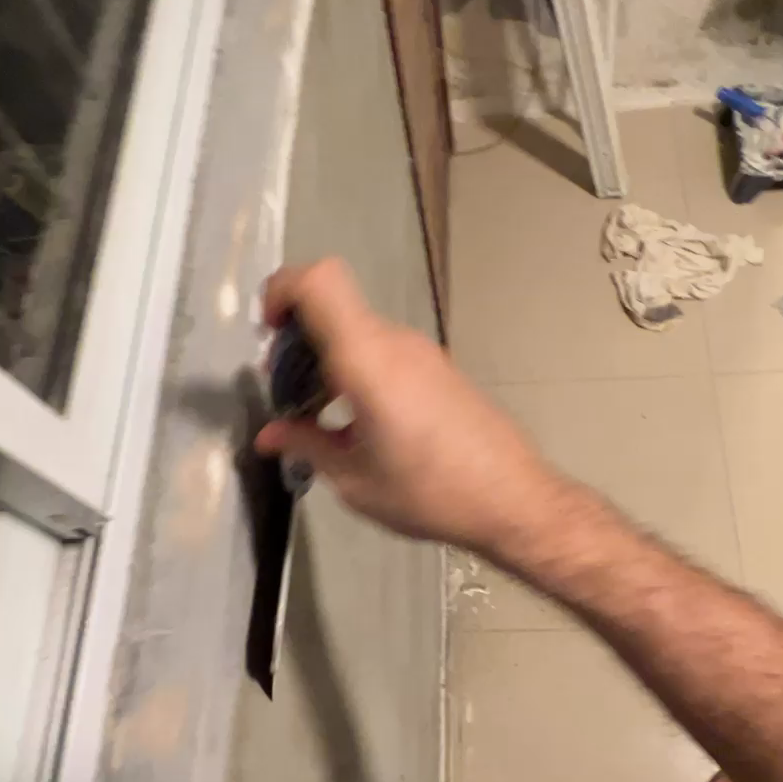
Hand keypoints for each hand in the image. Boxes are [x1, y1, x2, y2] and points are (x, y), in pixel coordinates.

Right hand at [254, 258, 561, 553]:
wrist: (513, 500)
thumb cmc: (430, 493)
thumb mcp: (356, 480)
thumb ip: (307, 447)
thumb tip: (271, 435)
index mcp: (369, 360)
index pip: (318, 281)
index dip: (281, 292)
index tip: (269, 338)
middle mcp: (397, 343)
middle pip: (333, 311)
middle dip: (297, 346)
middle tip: (287, 397)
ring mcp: (423, 355)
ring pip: (358, 336)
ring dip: (327, 365)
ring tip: (318, 420)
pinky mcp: (440, 371)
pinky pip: (384, 355)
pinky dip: (357, 375)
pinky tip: (358, 426)